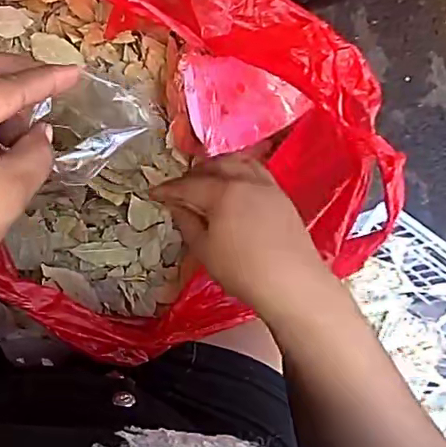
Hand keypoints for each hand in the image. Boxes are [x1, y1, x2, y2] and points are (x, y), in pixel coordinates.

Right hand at [151, 154, 329, 309]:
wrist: (291, 283)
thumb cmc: (242, 270)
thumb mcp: (204, 250)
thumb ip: (188, 223)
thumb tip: (176, 206)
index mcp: (223, 192)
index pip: (188, 185)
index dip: (168, 189)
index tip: (154, 193)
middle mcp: (246, 181)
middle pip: (215, 166)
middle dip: (194, 173)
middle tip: (180, 187)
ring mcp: (268, 187)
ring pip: (240, 163)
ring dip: (219, 166)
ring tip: (208, 179)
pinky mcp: (282, 197)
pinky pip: (257, 173)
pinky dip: (240, 172)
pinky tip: (236, 187)